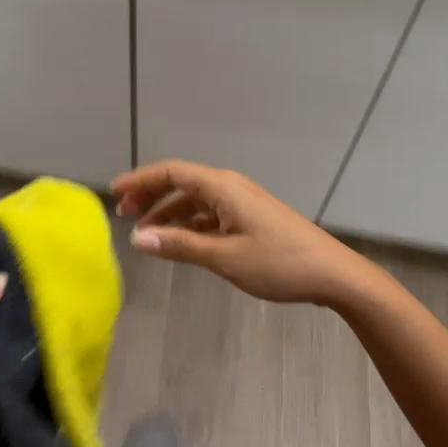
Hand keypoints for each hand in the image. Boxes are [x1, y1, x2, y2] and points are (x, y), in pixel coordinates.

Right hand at [113, 160, 374, 305]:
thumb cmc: (279, 263)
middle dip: (151, 196)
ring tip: (146, 234)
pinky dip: (189, 224)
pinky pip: (210, 213)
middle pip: (181, 182)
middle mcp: (229, 186)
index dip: (141, 180)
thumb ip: (180, 246)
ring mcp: (242, 202)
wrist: (333, 274)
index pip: (171, 172)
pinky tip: (178, 243)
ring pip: (195, 200)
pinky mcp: (250, 218)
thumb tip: (138, 239)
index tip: (114, 194)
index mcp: (222, 186)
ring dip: (168, 213)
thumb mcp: (224, 257)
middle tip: (124, 215)